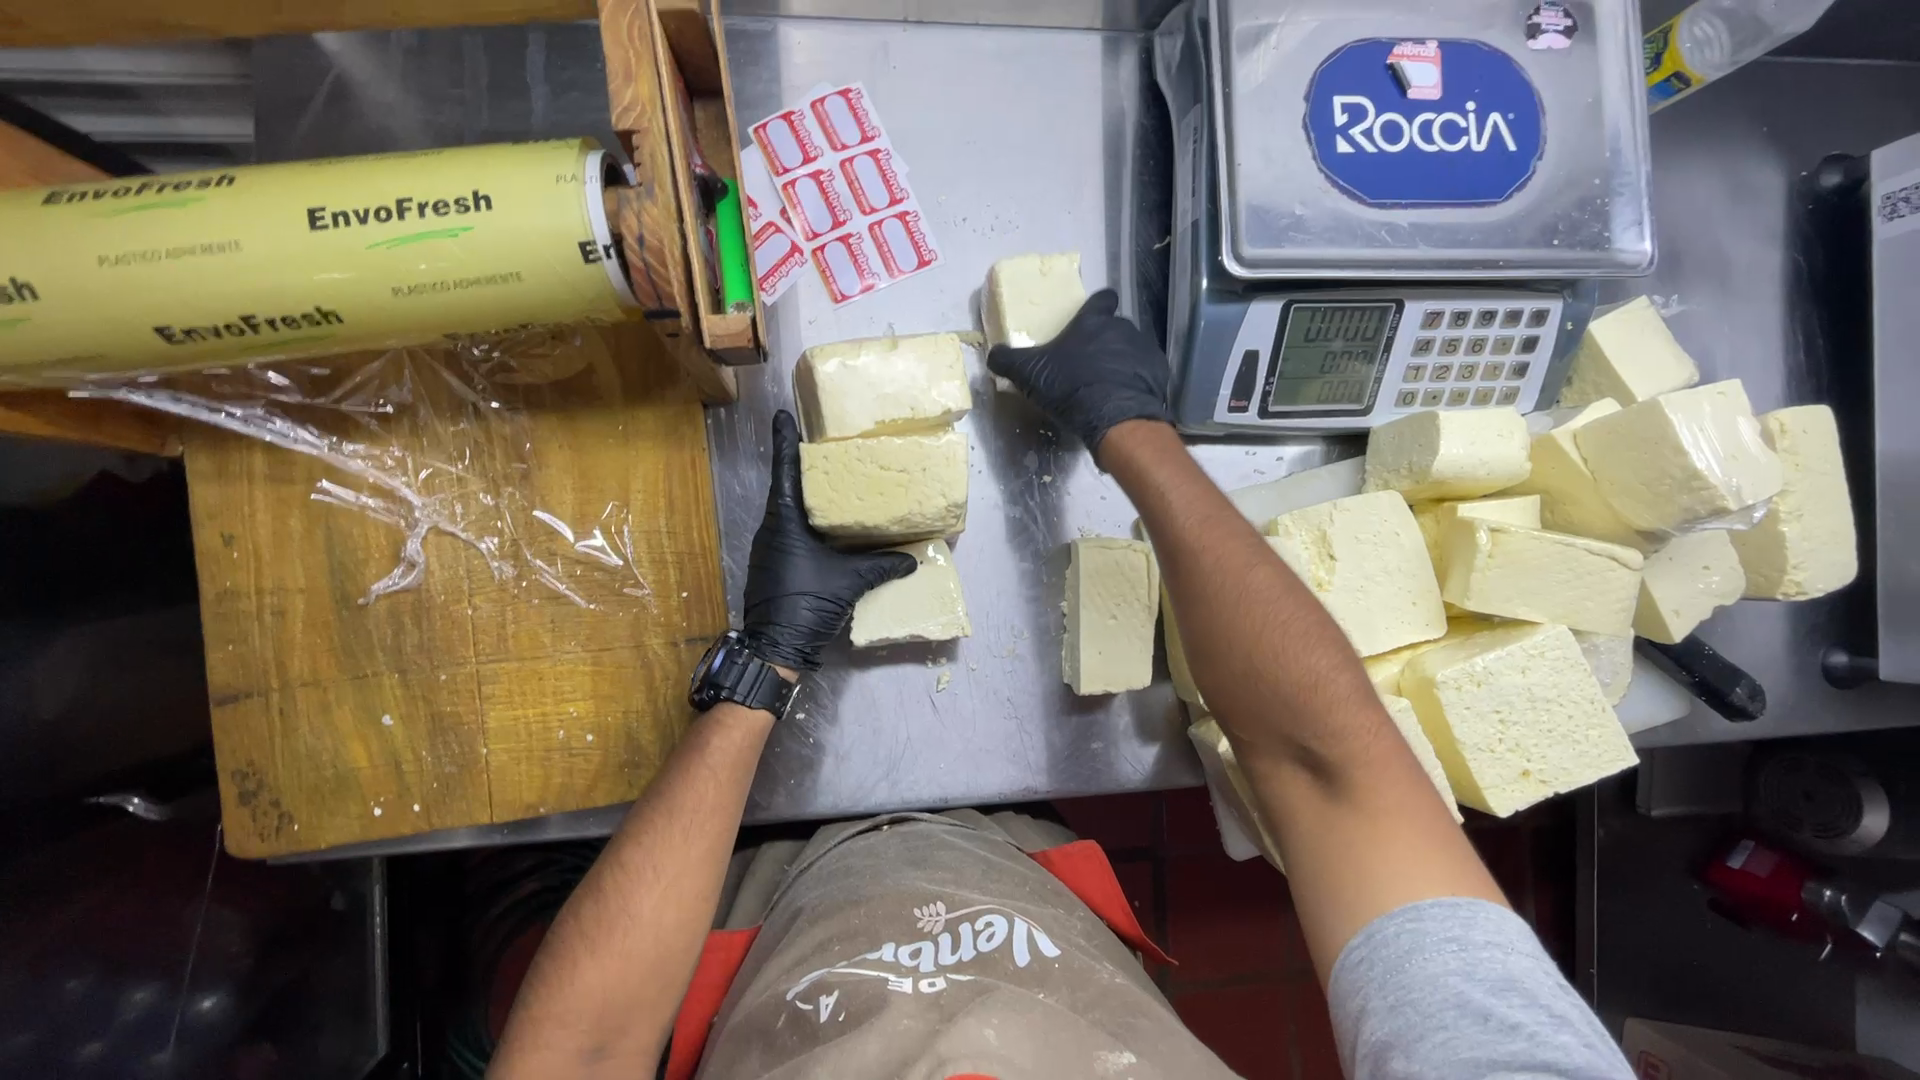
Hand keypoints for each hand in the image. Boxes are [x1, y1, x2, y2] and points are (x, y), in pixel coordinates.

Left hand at [741, 411, 918, 670]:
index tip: (783, 416)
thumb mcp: (848, 581)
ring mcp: (770, 548)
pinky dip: (807, 521)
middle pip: (786, 488)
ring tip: (830, 481)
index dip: (785, 443)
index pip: (784, 472)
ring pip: (789, 511)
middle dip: (802, 466)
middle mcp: (772, 529)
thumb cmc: (806, 602)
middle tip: (823, 446)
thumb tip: (912, 560)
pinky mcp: (775, 564)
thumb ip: (880, 565)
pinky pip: (792, 531)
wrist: (776, 646)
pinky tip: (827, 524)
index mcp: (784, 522)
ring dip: (806, 495)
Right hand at [987, 289, 1172, 459]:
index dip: (1096, 306)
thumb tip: (993, 354)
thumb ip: (1008, 360)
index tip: (1090, 317)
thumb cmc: (1070, 387)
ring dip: (1121, 363)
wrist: (1116, 418)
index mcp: (1093, 322)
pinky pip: (1145, 374)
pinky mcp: (1159, 375)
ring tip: (1105, 386)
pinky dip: (1136, 384)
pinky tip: (1122, 400)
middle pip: (1115, 328)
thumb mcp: (1029, 374)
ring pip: (1132, 351)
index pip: (1101, 299)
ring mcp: (1145, 351)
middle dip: (1104, 342)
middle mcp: (1123, 329)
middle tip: (1088, 364)